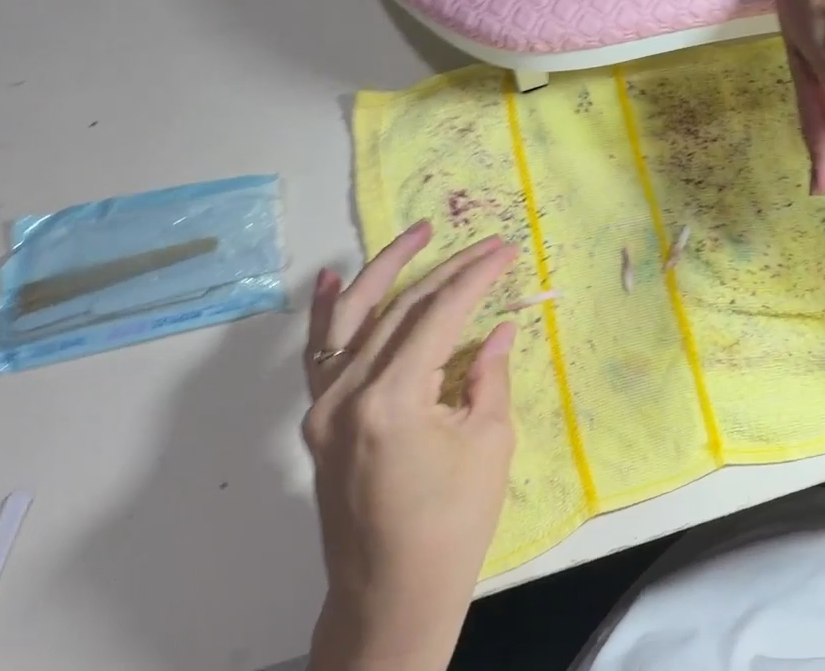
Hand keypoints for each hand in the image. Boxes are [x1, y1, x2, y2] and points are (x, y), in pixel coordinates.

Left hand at [302, 222, 517, 670]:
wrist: (391, 592)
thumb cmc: (453, 523)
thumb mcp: (489, 442)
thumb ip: (489, 374)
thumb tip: (498, 329)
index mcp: (392, 400)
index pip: (439, 316)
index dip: (476, 278)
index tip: (506, 249)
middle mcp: (345, 393)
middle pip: (401, 310)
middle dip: (448, 271)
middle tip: (486, 244)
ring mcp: (323, 406)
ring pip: (353, 318)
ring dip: (386, 271)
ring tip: (419, 232)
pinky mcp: (318, 420)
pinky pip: (320, 354)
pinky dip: (329, 314)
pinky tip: (335, 279)